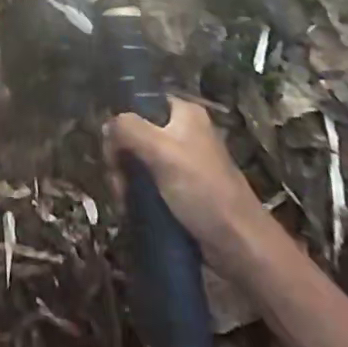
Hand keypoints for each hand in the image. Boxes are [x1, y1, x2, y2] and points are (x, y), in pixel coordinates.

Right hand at [107, 97, 263, 244]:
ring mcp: (183, 160)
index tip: (112, 146)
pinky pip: (149, 180)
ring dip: (126, 177)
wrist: (240, 245)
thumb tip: (107, 126)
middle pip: (136, 131)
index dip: (121, 119)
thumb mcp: (161, 151)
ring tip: (124, 198)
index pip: (140, 101)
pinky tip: (131, 205)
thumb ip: (128, 129)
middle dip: (121, 156)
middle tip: (118, 179)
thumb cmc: (202, 189)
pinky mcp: (183, 187)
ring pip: (139, 158)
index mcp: (184, 112)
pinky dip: (138, 191)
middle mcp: (184, 130)